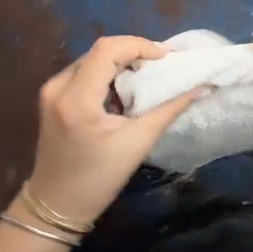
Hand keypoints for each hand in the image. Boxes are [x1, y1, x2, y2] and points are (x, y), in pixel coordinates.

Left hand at [27, 36, 204, 224]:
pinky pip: (83, 73)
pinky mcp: (52, 98)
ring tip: (147, 76)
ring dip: (120, 63)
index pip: (108, 49)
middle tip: (161, 66)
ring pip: (91, 60)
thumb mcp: (137, 143)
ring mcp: (51, 91)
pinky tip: (124, 91)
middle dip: (133, 52)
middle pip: (100, 51)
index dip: (140, 45)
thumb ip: (169, 109)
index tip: (166, 58)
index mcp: (77, 98)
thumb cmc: (98, 179)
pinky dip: (107, 74)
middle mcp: (58, 87)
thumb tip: (200, 87)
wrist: (56, 206)